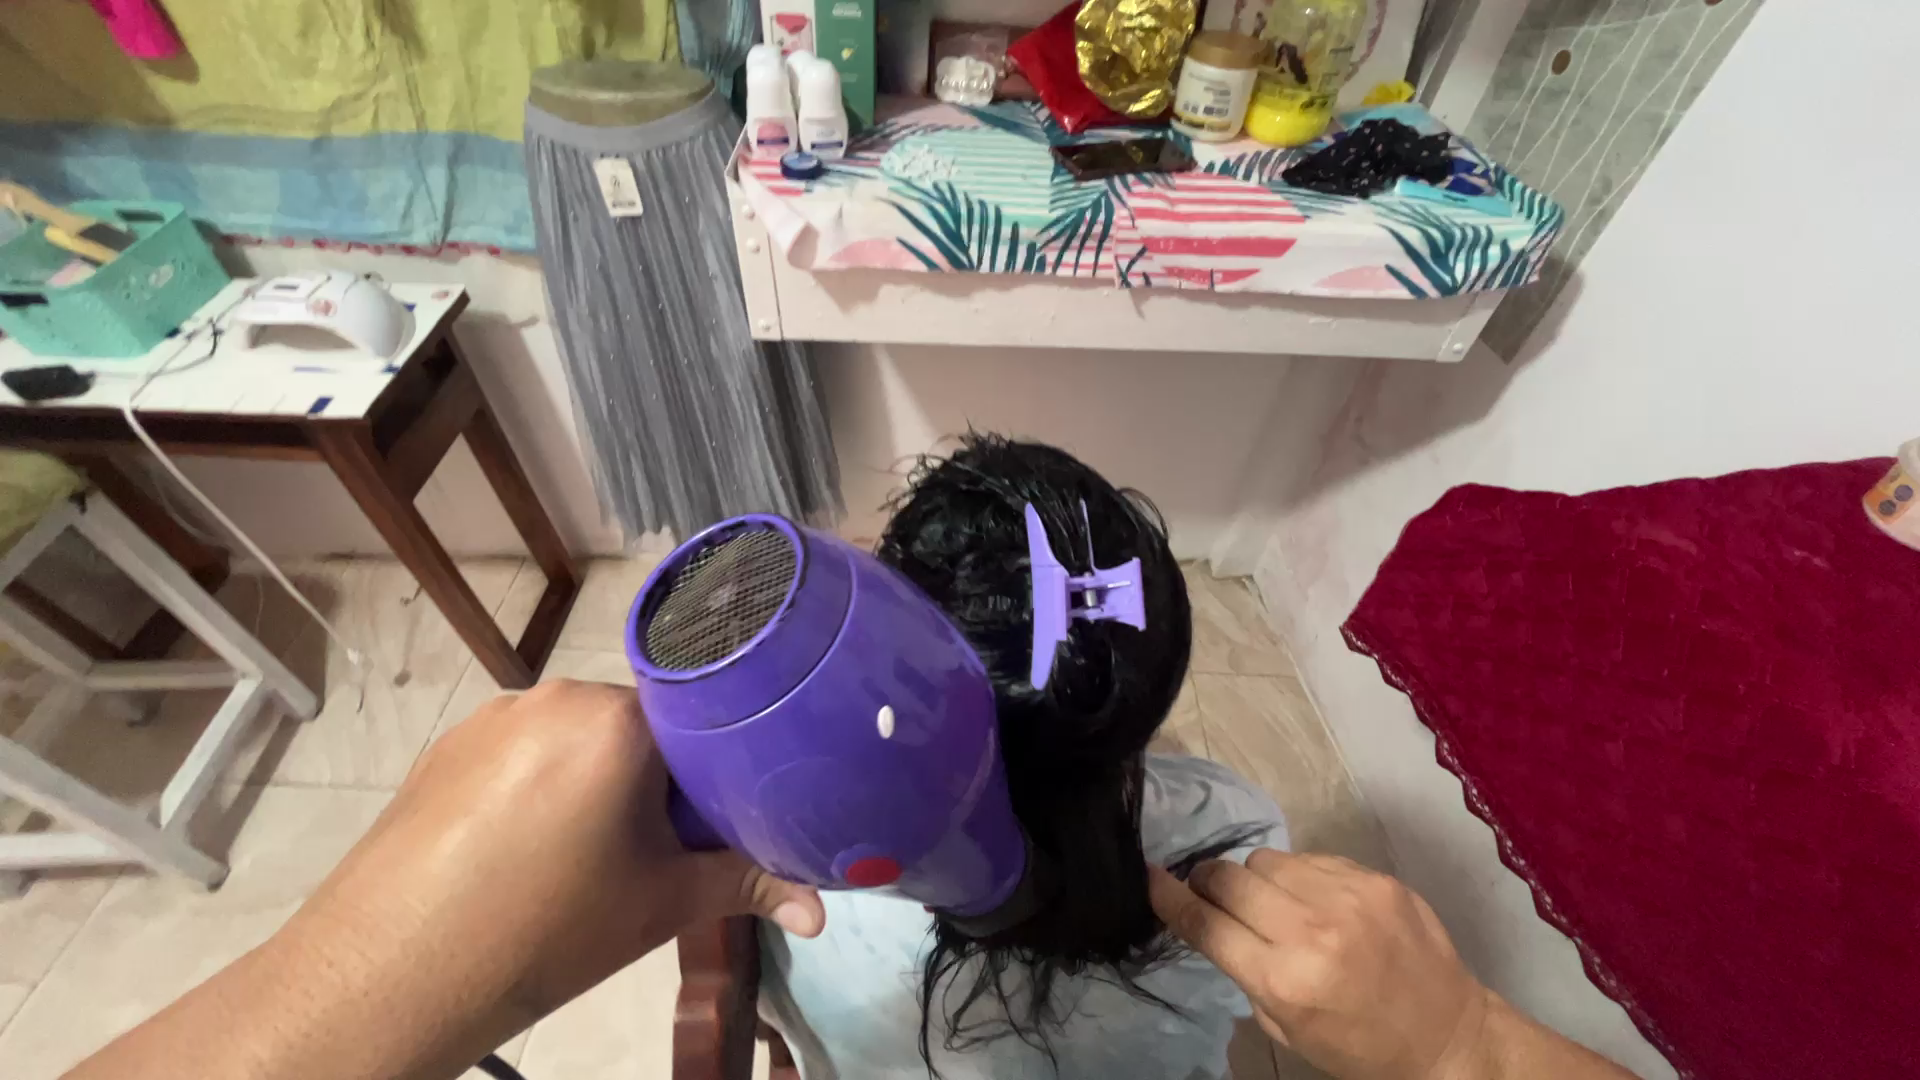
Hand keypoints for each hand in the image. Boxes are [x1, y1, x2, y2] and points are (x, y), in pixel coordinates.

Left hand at [72, 680, 827, 1079]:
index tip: (714, 812)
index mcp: (619, 718)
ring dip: (599, 773)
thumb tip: (822, 915)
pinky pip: (527, 744)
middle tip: (657, 840)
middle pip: (640, 722)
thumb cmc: (544, 931)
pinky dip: (544, 778)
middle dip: (657, 773)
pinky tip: (526, 840)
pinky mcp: (449, 742)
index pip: (698, 718)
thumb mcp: (662, 905)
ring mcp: (496, 714)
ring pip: (582, 731)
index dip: (714, 766)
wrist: (380, 982)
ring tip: (590, 844)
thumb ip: (750, 886)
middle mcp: (559, 694)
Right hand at [1150, 851, 1490, 1079]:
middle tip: (1217, 895)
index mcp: (1284, 980)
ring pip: (1263, 860)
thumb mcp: (1286, 1028)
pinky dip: (1302, 878)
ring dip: (1258, 880)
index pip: (1205, 923)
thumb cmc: (1359, 1049)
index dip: (1169, 897)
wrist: (1451, 1040)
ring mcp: (1346, 897)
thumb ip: (1244, 968)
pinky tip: (1323, 903)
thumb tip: (1209, 916)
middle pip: (1226, 877)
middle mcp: (1310, 931)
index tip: (1150, 877)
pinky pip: (1308, 858)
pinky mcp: (1373, 878)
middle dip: (1211, 883)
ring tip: (1281, 904)